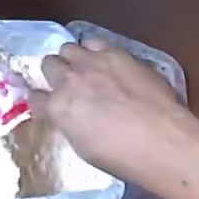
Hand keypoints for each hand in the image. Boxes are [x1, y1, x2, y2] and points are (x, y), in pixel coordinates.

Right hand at [36, 39, 196, 181]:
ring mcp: (92, 62)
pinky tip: (108, 64)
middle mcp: (69, 79)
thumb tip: (72, 117)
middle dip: (56, 73)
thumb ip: (70, 124)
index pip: (35, 98)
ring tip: (88, 69)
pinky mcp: (115, 53)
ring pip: (69, 47)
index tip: (49, 106)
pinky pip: (95, 42)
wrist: (164, 140)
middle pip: (49, 64)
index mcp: (58, 108)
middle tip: (71, 85)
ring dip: (74, 58)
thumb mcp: (84, 147)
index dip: (42, 102)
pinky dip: (96, 51)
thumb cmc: (123, 157)